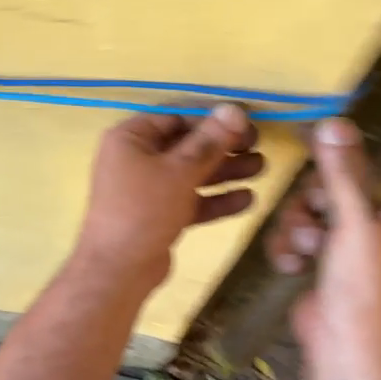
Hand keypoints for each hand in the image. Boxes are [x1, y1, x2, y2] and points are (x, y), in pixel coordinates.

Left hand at [74, 104, 265, 288]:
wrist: (119, 270)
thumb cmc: (144, 208)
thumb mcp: (179, 171)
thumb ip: (208, 141)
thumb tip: (233, 109)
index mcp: (131, 137)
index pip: (175, 117)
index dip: (210, 118)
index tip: (245, 121)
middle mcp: (136, 157)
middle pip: (185, 145)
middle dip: (222, 146)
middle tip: (258, 145)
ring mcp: (147, 188)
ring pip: (191, 173)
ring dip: (224, 171)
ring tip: (262, 167)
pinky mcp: (159, 214)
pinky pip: (190, 199)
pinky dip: (214, 198)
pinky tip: (247, 199)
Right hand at [264, 118, 380, 378]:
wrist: (348, 360)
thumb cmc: (366, 291)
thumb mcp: (355, 225)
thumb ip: (342, 173)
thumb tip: (335, 120)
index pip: (369, 173)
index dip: (339, 171)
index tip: (314, 171)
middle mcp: (380, 233)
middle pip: (329, 191)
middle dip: (310, 207)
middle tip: (311, 227)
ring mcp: (348, 254)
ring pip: (306, 214)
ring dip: (295, 229)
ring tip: (299, 252)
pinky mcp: (320, 270)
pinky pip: (294, 239)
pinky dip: (287, 250)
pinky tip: (289, 267)